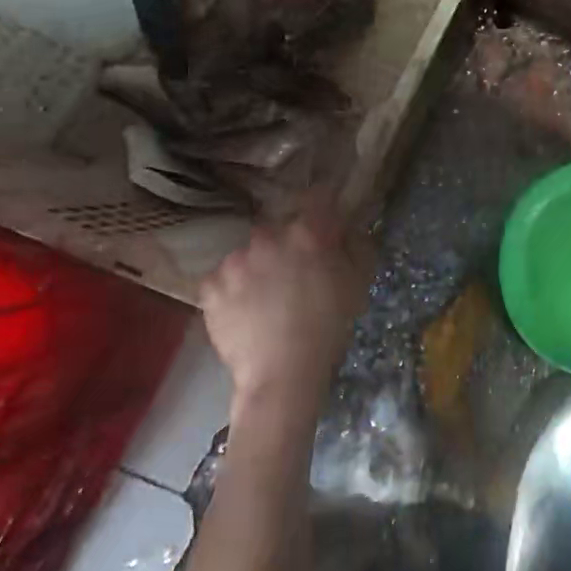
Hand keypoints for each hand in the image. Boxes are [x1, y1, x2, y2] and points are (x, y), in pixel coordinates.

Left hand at [201, 192, 370, 410]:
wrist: (283, 373)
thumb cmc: (330, 325)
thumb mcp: (360, 281)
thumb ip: (357, 244)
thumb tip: (347, 228)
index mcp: (309, 232)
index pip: (319, 197)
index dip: (325, 204)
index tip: (327, 218)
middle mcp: (268, 236)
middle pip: (281, 227)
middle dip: (290, 242)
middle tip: (298, 270)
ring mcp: (235, 260)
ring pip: (251, 253)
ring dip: (260, 264)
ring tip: (268, 296)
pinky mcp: (210, 285)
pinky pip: (225, 276)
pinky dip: (234, 287)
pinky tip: (246, 308)